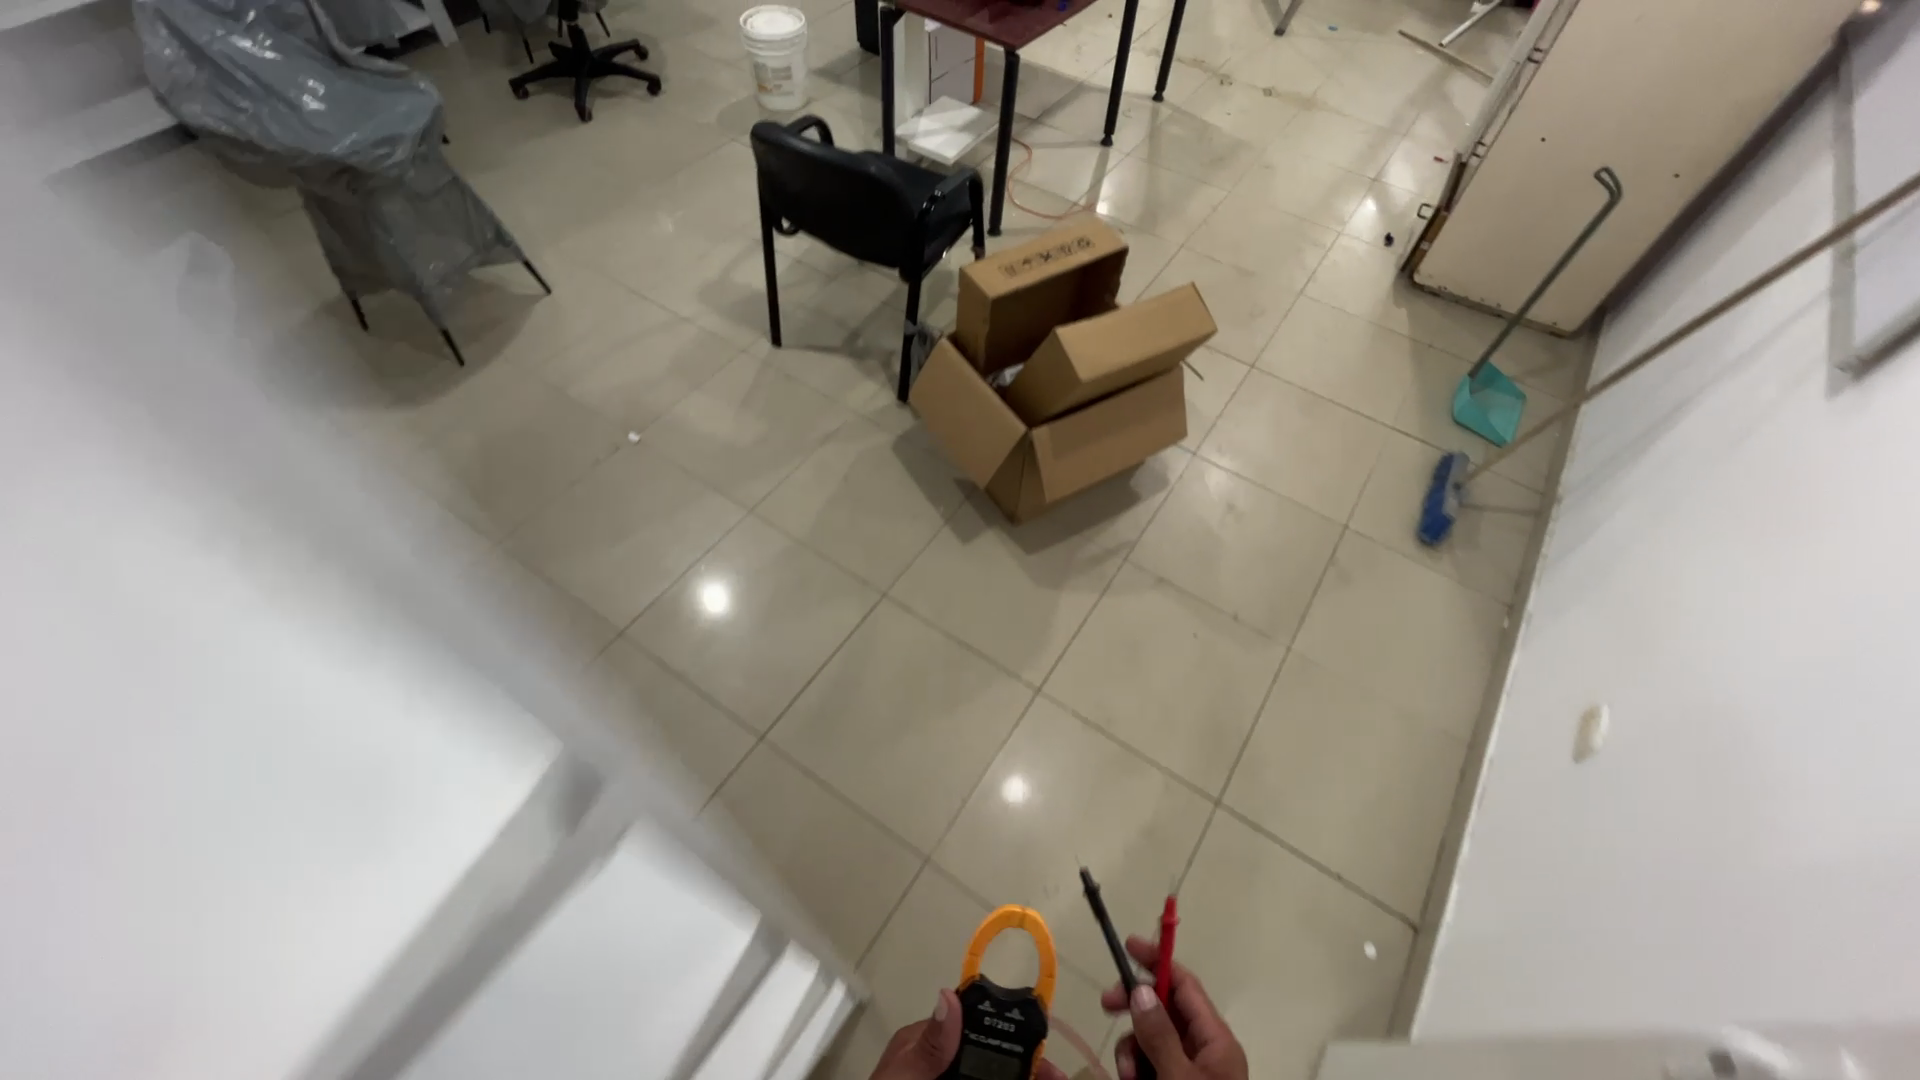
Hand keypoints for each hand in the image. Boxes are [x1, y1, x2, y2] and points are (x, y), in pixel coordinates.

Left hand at [867, 988, 1069, 1079]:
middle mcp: (939, 1068)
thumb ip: (929, 1046)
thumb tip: (950, 994)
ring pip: (992, 1077)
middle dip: (1026, 1069)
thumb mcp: (905, 1076)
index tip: (1041, 1047)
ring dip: (1022, 1078)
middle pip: (990, 1062)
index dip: (1009, 1036)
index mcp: (925, 1047)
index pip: (974, 1028)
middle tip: (1058, 1078)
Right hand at [1100, 936, 1247, 1079]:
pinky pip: (1148, 1065)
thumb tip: (1140, 990)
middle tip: (1106, 1004)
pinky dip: (1135, 1069)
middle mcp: (1203, 1051)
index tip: (1127, 944)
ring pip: (1149, 1039)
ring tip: (1128, 1076)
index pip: (1185, 984)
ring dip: (1131, 1050)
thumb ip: (1159, 1036)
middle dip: (1133, 1007)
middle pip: (1163, 1009)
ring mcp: (1188, 1072)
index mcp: (1216, 1041)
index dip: (1158, 960)